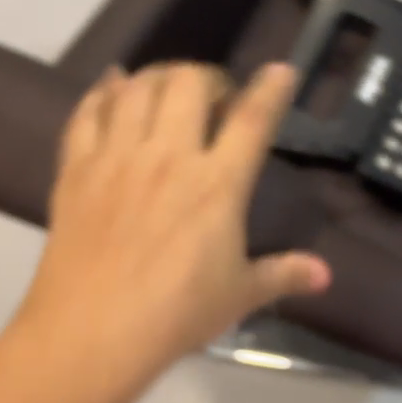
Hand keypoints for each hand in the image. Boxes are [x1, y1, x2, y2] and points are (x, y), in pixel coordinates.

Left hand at [7, 61, 330, 402]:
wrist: (92, 332)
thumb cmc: (176, 315)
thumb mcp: (240, 296)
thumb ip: (284, 275)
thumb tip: (325, 275)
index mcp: (217, 184)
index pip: (252, 120)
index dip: (270, 89)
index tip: (280, 70)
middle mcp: (168, 156)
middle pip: (188, 83)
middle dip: (208, 78)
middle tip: (215, 100)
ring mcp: (117, 158)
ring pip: (137, 87)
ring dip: (158, 77)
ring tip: (168, 91)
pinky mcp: (76, 169)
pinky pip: (88, 111)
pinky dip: (103, 91)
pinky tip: (114, 87)